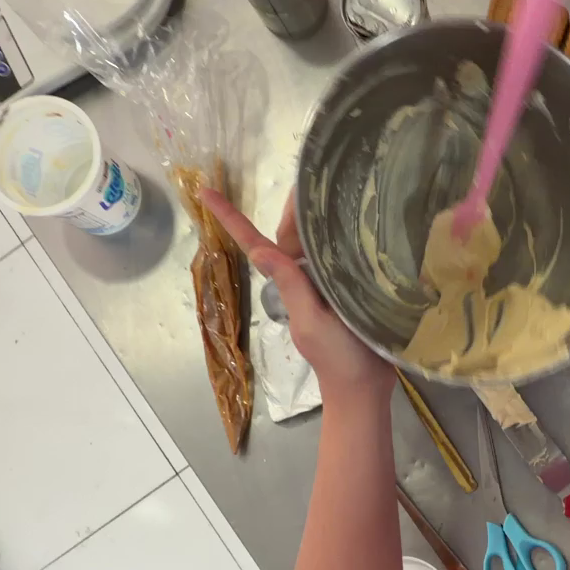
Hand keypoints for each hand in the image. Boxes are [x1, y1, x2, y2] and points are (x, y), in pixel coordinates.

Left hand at [200, 187, 392, 407]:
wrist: (366, 390)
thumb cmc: (339, 360)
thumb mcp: (312, 322)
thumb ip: (291, 288)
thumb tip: (260, 250)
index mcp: (289, 285)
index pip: (257, 246)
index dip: (231, 219)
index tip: (204, 191)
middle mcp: (305, 281)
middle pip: (293, 236)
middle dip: (296, 207)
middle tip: (315, 178)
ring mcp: (328, 288)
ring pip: (318, 244)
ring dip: (323, 219)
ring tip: (337, 189)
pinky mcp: (352, 294)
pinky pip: (342, 260)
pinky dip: (347, 241)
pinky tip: (360, 224)